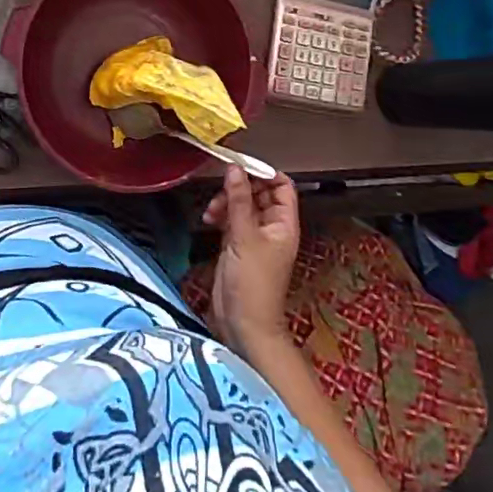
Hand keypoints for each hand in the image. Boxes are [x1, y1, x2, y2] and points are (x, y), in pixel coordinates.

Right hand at [201, 166, 300, 353]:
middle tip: (221, 189)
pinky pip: (229, 219)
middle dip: (239, 188)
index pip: (281, 186)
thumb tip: (234, 169)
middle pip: (258, 193)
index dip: (264, 173)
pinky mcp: (236, 245)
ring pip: (240, 205)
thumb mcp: (244, 236)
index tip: (240, 167)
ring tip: (211, 211)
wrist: (243, 324)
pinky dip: (218, 215)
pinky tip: (208, 220)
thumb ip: (239, 200)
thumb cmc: (253, 283)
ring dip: (225, 202)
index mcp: (284, 223)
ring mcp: (253, 236)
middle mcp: (270, 227)